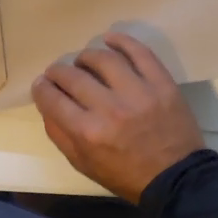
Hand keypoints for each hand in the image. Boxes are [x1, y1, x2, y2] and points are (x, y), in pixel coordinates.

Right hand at [32, 32, 204, 203]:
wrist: (176, 178)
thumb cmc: (125, 175)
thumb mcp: (82, 163)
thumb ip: (59, 134)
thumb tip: (46, 104)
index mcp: (87, 132)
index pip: (52, 98)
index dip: (41, 87)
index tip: (41, 84)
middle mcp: (109, 108)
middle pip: (72, 76)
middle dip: (57, 71)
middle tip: (57, 73)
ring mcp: (138, 93)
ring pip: (103, 59)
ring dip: (86, 56)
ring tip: (83, 61)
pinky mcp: (162, 84)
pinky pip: (140, 53)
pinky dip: (122, 41)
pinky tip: (109, 40)